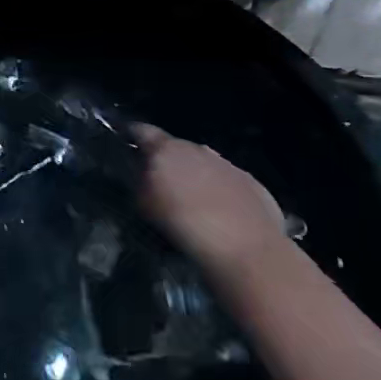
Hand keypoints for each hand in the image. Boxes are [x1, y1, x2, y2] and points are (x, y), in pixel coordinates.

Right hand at [135, 124, 286, 269]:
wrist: (247, 250)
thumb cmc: (184, 223)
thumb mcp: (143, 203)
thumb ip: (138, 179)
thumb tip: (140, 170)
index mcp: (165, 149)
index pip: (141, 129)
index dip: (132, 135)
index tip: (127, 145)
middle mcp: (197, 148)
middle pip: (175, 146)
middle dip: (167, 160)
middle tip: (161, 182)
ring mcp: (228, 165)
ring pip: (204, 163)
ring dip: (196, 175)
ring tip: (194, 201)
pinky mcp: (253, 184)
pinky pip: (229, 181)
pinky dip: (222, 191)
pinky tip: (222, 214)